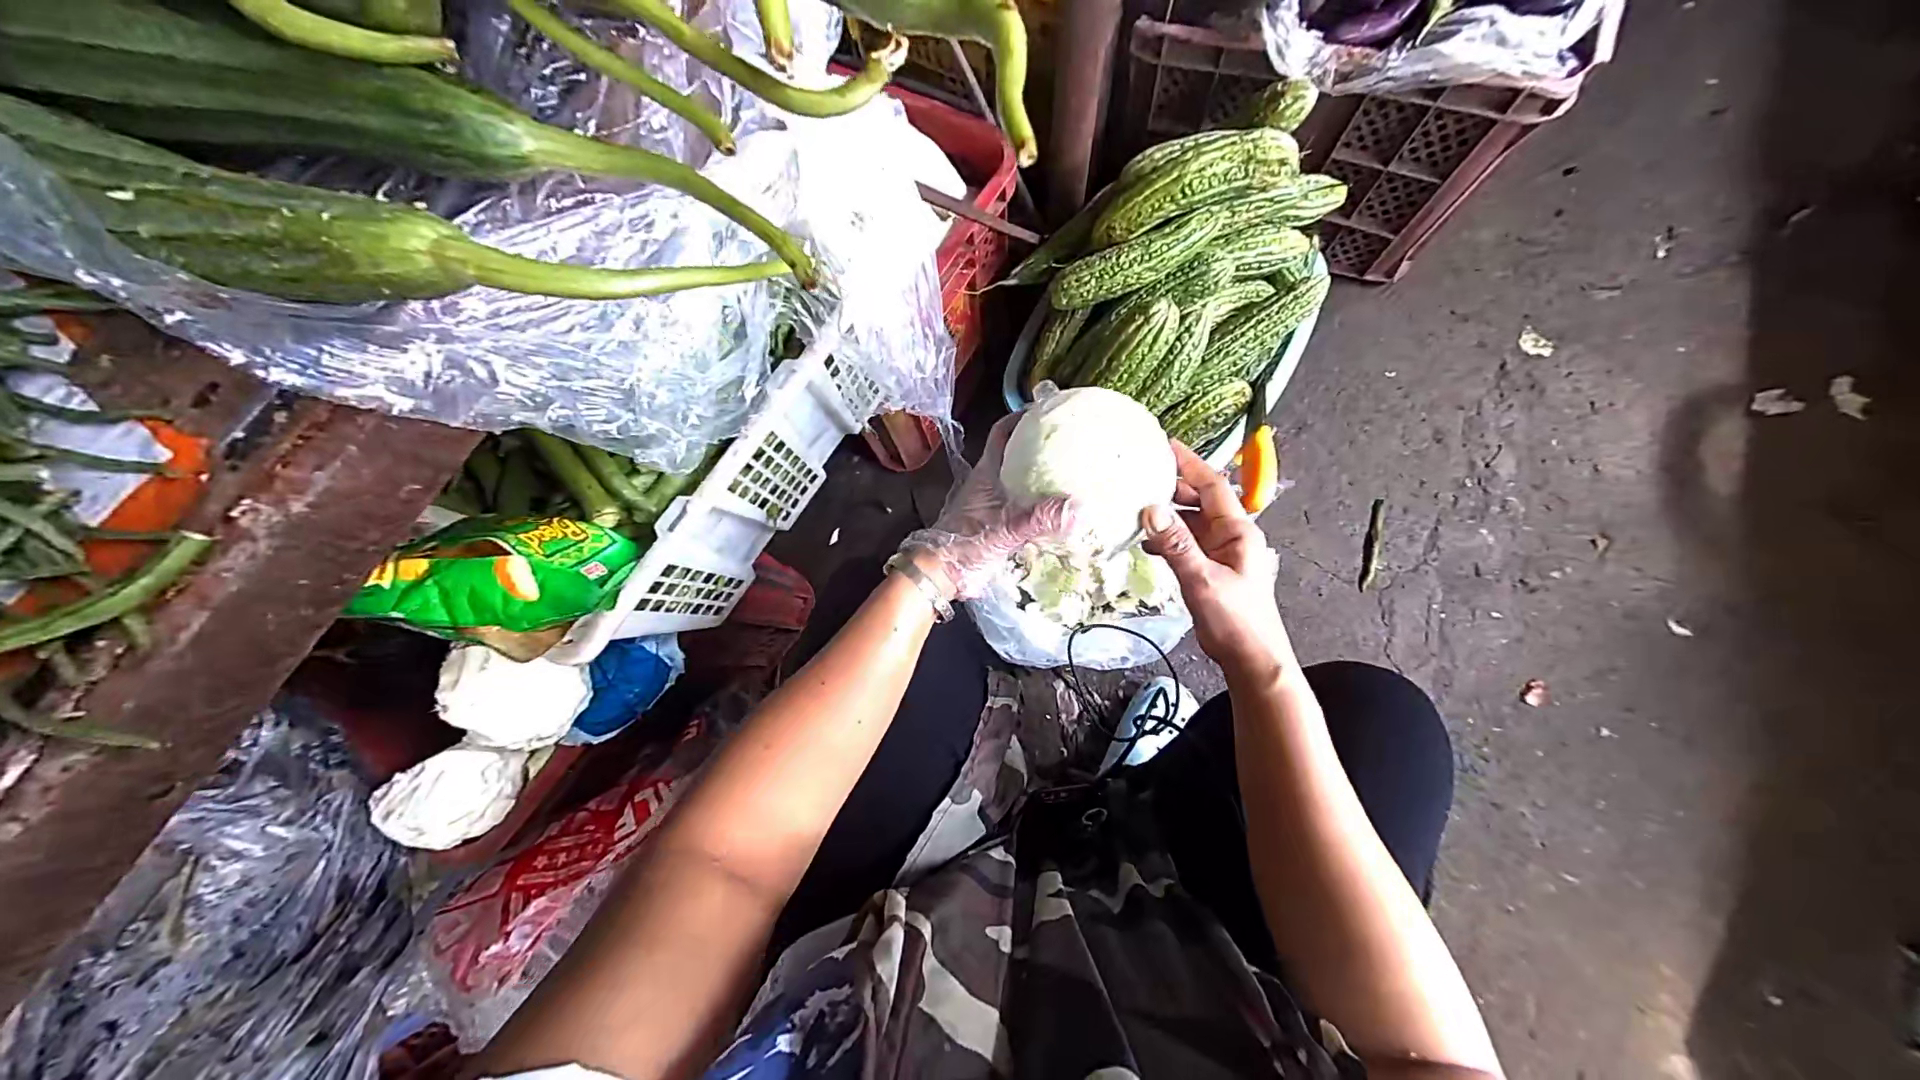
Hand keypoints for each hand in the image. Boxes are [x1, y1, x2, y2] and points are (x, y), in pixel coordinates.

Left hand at [899, 412, 1074, 600]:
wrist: (941, 573)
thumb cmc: (965, 543)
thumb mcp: (1005, 529)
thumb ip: (1040, 519)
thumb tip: (1078, 509)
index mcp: (986, 474)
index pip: (1002, 434)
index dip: (1020, 418)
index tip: (1044, 410)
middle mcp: (988, 484)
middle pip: (1013, 454)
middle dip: (1036, 444)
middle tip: (1067, 441)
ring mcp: (990, 504)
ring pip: (1017, 479)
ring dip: (1037, 474)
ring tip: (1068, 471)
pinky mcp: (994, 524)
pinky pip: (1020, 505)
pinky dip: (1036, 502)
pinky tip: (1056, 508)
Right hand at [1142, 440, 1296, 684]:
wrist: (1253, 660)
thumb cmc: (1236, 622)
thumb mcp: (1202, 580)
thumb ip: (1176, 545)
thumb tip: (1151, 509)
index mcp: (1238, 532)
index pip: (1212, 486)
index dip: (1189, 463)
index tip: (1165, 444)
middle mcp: (1232, 537)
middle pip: (1200, 501)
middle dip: (1173, 486)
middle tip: (1142, 474)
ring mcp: (1222, 554)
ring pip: (1191, 522)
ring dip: (1168, 513)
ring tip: (1138, 506)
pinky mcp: (1212, 570)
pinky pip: (1187, 543)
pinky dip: (1168, 538)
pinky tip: (1149, 543)